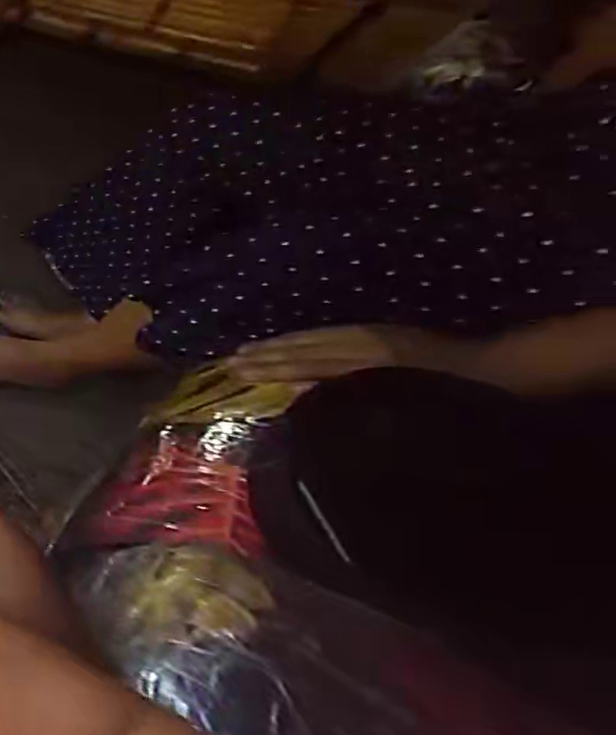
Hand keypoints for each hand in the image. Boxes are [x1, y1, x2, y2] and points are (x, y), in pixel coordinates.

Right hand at [226, 325, 474, 383]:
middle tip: (228, 360)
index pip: (307, 365)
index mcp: (372, 365)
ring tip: (245, 349)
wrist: (506, 371)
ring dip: (277, 344)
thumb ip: (348, 396)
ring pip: (315, 338)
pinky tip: (285, 341)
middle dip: (265, 355)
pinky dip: (302, 336)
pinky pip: (331, 332)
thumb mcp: (403, 402)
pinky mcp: (382, 333)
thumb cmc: (455, 399)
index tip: (236, 372)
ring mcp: (374, 336)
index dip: (270, 368)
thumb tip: (294, 392)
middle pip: (305, 349)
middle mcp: (367, 346)